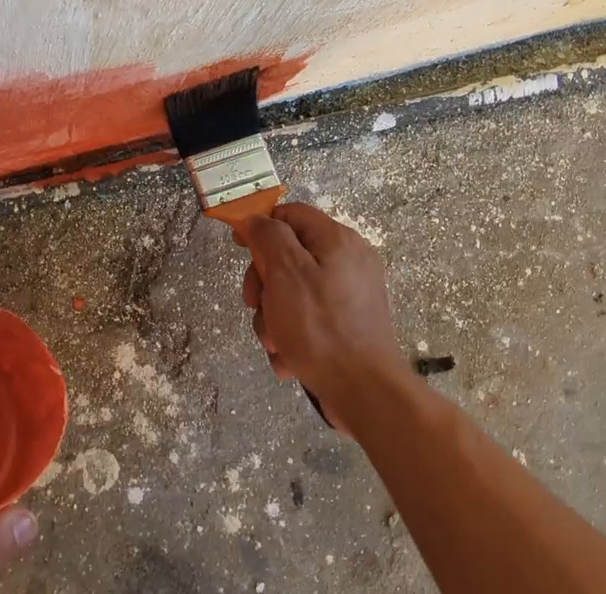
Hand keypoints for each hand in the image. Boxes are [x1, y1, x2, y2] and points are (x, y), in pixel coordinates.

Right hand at [238, 203, 409, 429]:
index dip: (261, 226)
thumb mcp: (285, 272)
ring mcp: (351, 295)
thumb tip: (257, 219)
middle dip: (264, 283)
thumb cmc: (320, 327)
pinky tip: (289, 357)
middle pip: (288, 255)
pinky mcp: (349, 325)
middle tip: (253, 305)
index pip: (290, 214)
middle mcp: (349, 262)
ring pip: (293, 291)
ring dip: (273, 316)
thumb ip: (268, 236)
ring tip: (275, 343)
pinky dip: (293, 335)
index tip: (239, 248)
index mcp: (337, 240)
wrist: (365, 393)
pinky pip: (309, 317)